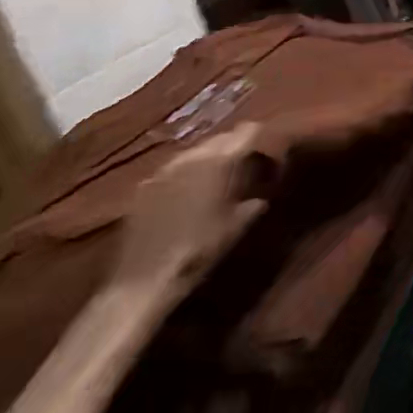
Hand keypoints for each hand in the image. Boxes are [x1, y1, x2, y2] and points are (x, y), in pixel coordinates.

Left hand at [113, 122, 265, 289]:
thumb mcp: (239, 224)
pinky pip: (172, 169)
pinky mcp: (142, 189)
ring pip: (194, 152)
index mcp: (218, 162)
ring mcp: (162, 172)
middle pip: (218, 139)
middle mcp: (190, 159)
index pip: (245, 132)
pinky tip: (189, 189)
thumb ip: (254, 201)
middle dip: (234, 144)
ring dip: (209, 156)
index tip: (269, 140)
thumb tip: (261, 195)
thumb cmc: (200, 248)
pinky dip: (186, 172)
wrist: (144, 280)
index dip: (259, 133)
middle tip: (247, 157)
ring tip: (219, 172)